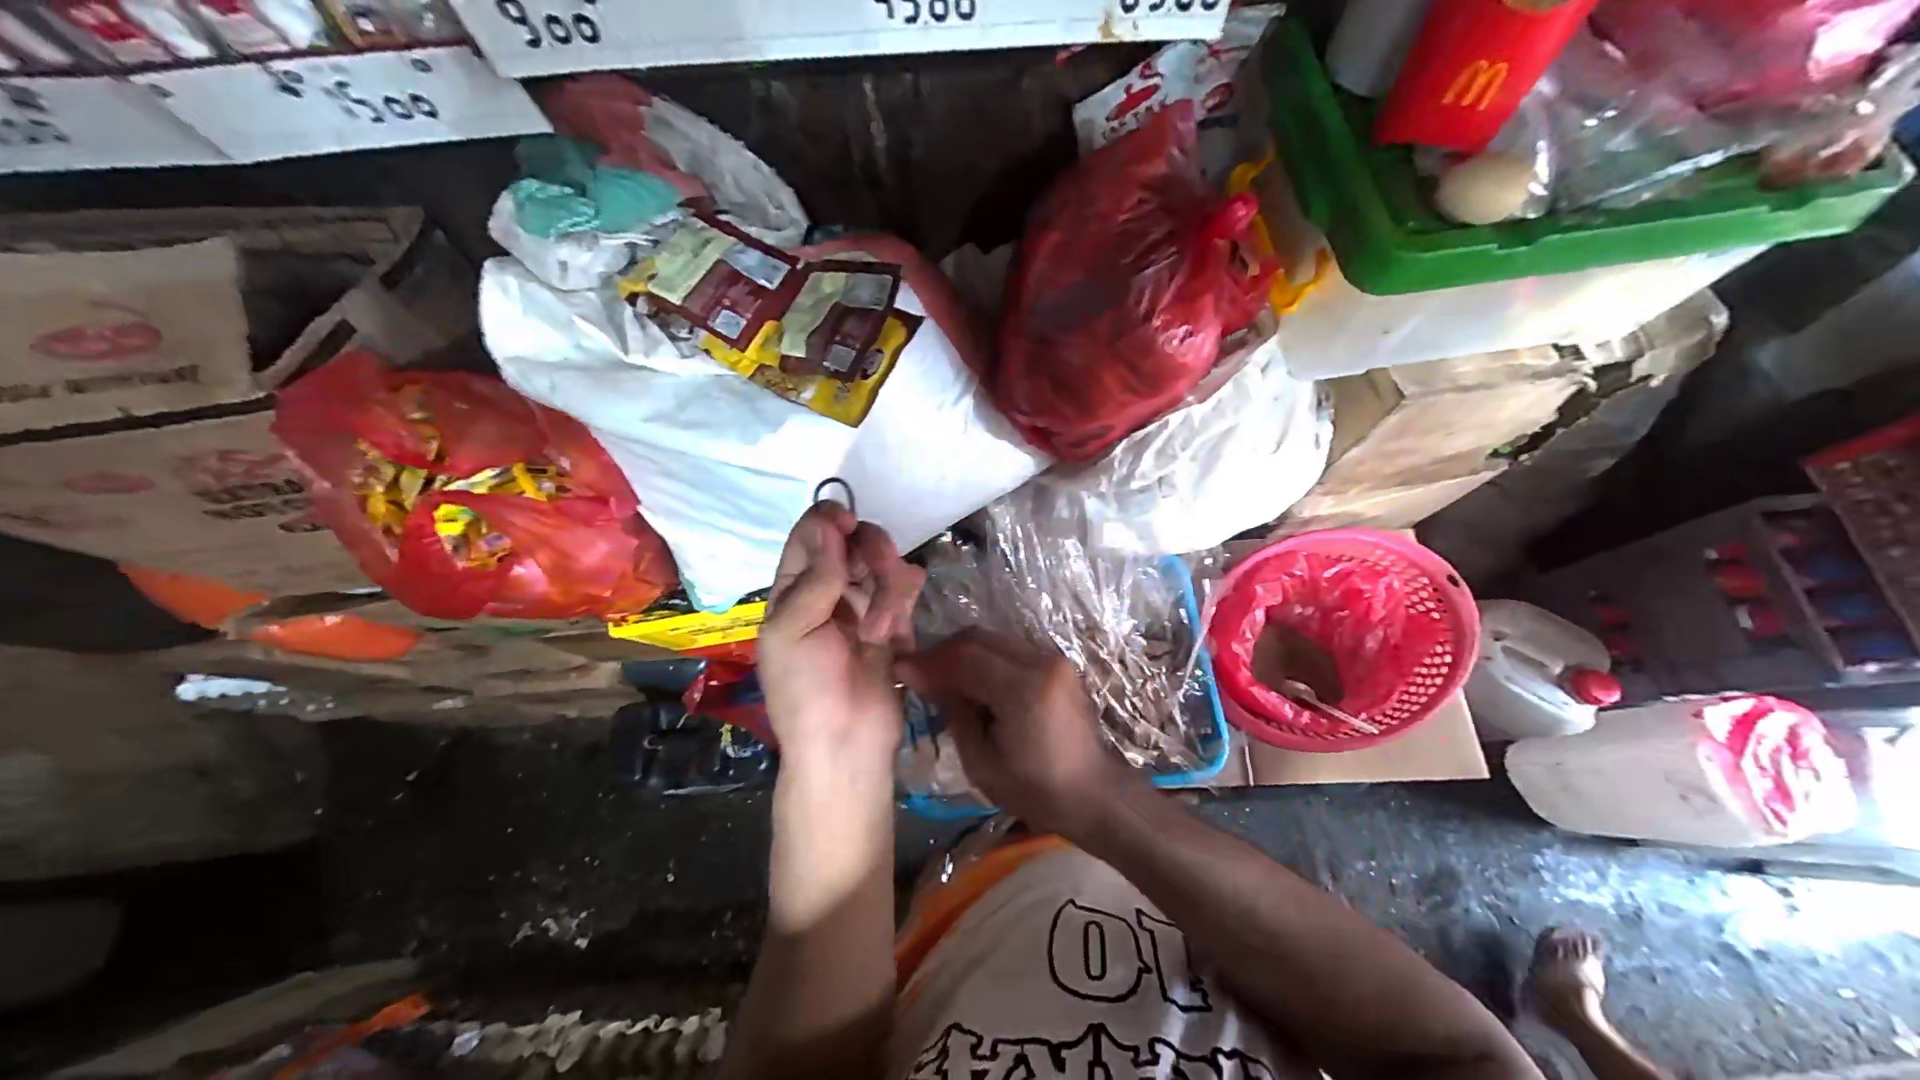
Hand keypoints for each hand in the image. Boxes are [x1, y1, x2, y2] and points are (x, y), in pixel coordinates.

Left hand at [759, 502, 925, 767]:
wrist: (846, 744)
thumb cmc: (805, 690)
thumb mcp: (792, 631)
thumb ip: (815, 576)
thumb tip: (826, 521)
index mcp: (793, 590)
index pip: (810, 536)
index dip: (828, 520)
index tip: (848, 522)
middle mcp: (828, 590)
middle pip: (853, 541)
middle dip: (869, 550)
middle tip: (878, 567)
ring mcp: (864, 605)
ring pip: (883, 562)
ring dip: (887, 584)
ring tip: (882, 627)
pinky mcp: (895, 622)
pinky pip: (904, 588)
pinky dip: (904, 594)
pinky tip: (897, 623)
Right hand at [897, 629, 1150, 838]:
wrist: (1096, 795)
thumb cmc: (1037, 791)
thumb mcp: (981, 762)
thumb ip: (953, 711)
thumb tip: (919, 676)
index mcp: (1025, 689)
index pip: (965, 657)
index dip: (929, 661)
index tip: (901, 670)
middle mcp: (1042, 662)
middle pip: (978, 638)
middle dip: (943, 652)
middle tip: (919, 675)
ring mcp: (1054, 659)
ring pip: (993, 639)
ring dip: (963, 654)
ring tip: (942, 681)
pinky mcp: (1057, 663)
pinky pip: (1010, 649)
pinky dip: (984, 659)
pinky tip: (971, 683)